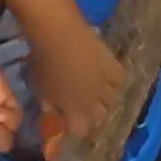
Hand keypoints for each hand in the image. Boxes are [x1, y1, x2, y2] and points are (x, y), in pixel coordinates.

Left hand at [27, 18, 122, 139]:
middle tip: (85, 107)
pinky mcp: (111, 64)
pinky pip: (119, 78)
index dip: (78, 127)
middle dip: (94, 115)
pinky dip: (114, 79)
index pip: (82, 129)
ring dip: (105, 98)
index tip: (72, 121)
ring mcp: (104, 84)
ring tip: (98, 92)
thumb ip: (49, 102)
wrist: (57, 30)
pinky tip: (107, 75)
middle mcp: (93, 102)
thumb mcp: (41, 87)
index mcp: (75, 111)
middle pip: (101, 117)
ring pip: (112, 100)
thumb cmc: (43, 62)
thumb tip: (52, 110)